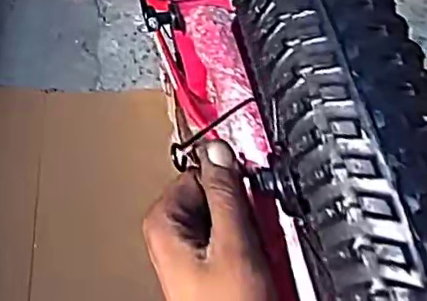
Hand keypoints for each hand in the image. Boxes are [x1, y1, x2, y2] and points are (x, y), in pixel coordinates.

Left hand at [142, 142, 275, 300]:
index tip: (250, 189)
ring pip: (228, 227)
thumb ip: (225, 194)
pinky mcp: (209, 278)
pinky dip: (253, 258)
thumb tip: (218, 148)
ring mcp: (189, 259)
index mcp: (161, 221)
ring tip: (265, 262)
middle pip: (214, 200)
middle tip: (260, 236)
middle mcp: (169, 235)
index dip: (227, 180)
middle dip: (243, 216)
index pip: (196, 172)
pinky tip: (265, 276)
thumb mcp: (233, 248)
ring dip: (252, 239)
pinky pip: (234, 252)